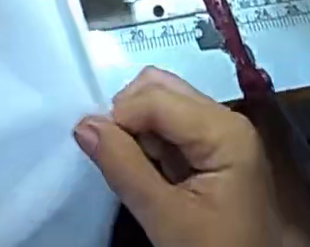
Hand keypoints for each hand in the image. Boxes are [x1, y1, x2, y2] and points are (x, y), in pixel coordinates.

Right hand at [73, 68, 282, 246]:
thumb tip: (83, 125)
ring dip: (137, 126)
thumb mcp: (168, 221)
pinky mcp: (214, 147)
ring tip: (132, 167)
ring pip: (163, 100)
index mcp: (225, 130)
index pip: (157, 98)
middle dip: (128, 113)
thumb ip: (125, 169)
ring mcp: (222, 131)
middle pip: (161, 87)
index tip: (96, 146)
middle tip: (114, 155)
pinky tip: (146, 169)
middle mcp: (226, 118)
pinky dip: (150, 138)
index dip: (120, 116)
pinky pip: (171, 123)